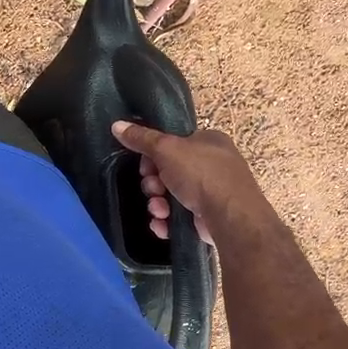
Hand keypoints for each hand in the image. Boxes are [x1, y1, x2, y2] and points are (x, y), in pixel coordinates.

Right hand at [110, 122, 268, 244]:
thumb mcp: (166, 149)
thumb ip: (141, 138)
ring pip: (170, 194)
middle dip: (153, 183)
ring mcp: (212, 191)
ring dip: (157, 203)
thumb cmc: (201, 175)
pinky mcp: (208, 215)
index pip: (172, 142)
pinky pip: (179, 214)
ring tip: (160, 210)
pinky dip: (167, 220)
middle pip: (167, 170)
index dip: (152, 154)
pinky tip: (163, 224)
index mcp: (209, 141)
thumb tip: (116, 125)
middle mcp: (213, 164)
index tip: (146, 165)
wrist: (231, 218)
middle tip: (154, 188)